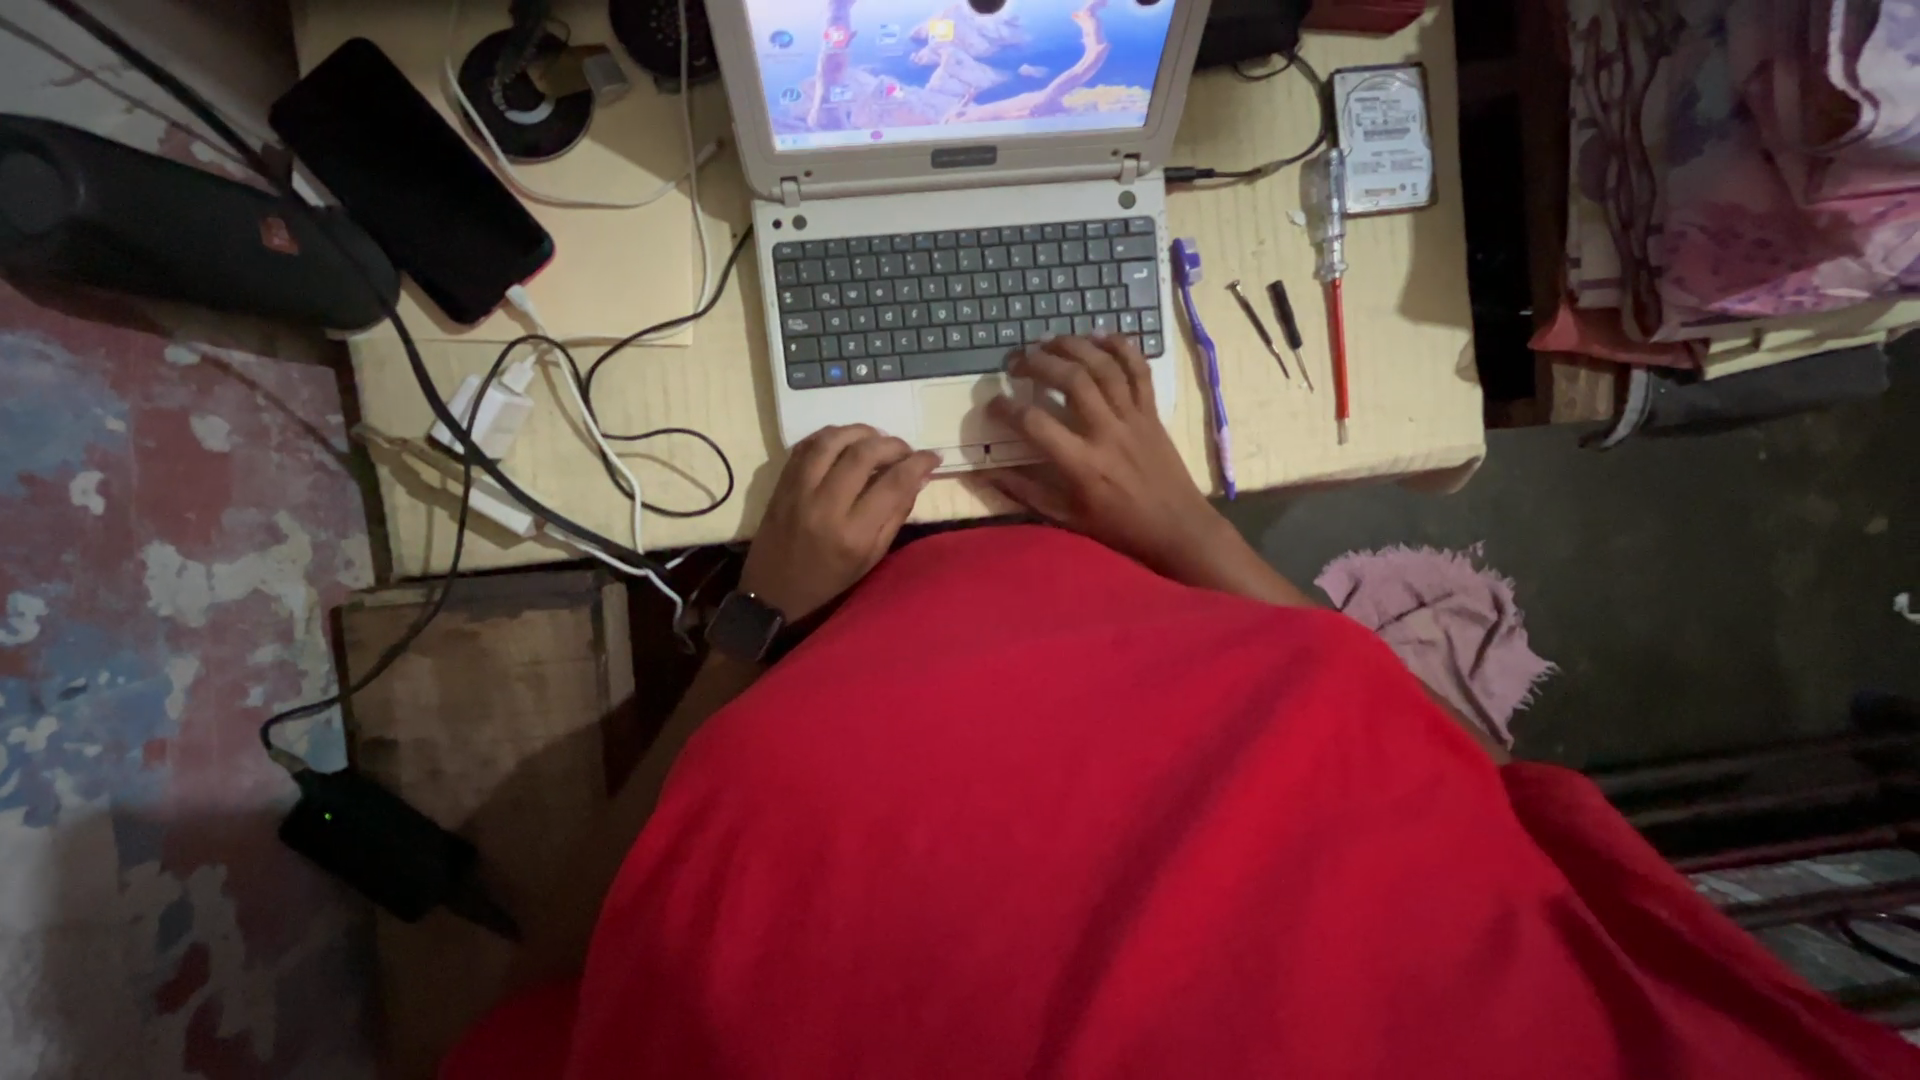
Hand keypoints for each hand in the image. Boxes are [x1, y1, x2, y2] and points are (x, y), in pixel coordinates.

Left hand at [740, 425, 940, 622]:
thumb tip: (919, 477)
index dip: (918, 463)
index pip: (893, 484)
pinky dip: (831, 436)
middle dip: (892, 444)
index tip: (932, 456)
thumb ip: (896, 515)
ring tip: (876, 439)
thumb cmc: (829, 580)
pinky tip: (846, 441)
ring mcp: (799, 490)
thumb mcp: (872, 558)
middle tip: (904, 450)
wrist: (772, 589)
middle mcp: (826, 506)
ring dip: (860, 431)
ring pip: (832, 441)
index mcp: (853, 534)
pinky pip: (807, 445)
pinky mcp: (781, 482)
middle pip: (864, 454)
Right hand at [988, 336, 1313, 605]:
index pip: (1035, 424)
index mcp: (1082, 465)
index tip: (992, 404)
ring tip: (1048, 341)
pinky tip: (1098, 336)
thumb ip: (1025, 492)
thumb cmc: (1118, 529)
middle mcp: (1107, 433)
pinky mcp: (1152, 412)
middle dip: (1038, 363)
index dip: (1006, 409)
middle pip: (1071, 380)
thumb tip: (985, 474)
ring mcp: (1133, 418)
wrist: (1178, 529)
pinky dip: (1120, 347)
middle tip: (1016, 362)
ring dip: (1073, 346)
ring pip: (1104, 366)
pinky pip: (1138, 370)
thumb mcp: (1066, 518)